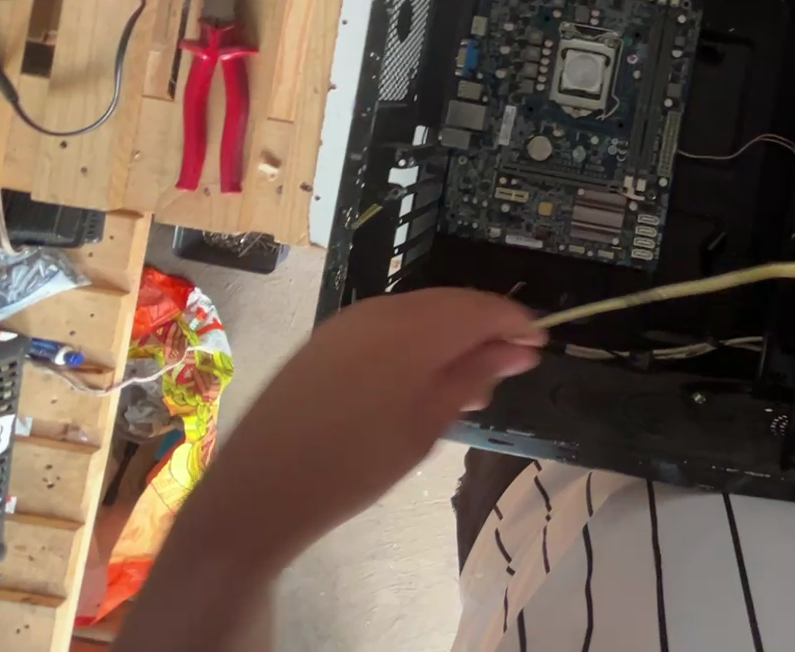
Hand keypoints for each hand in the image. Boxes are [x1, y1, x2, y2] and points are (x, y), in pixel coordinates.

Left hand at [186, 286, 544, 563]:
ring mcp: (353, 319)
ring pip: (423, 312)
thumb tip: (518, 350)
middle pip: (454, 304)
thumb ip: (474, 377)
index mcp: (414, 330)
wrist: (257, 491)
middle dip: (485, 330)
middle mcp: (385, 310)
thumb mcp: (427, 426)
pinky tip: (420, 377)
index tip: (538, 347)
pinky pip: (392, 323)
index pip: (483, 309)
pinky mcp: (331, 335)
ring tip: (464, 385)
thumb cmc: (355, 466)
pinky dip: (419, 340)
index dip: (516, 324)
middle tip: (505, 371)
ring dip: (453, 336)